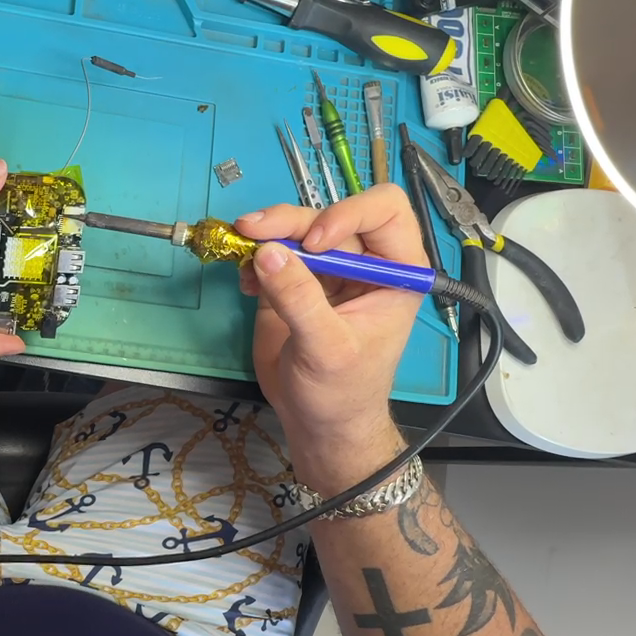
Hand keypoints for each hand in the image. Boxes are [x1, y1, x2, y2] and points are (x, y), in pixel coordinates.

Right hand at [236, 184, 426, 492]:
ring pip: (294, 231)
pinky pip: (269, 255)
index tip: (313, 242)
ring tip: (240, 251)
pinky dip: (251, 260)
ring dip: (264, 235)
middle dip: (289, 221)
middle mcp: (361, 262)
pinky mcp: (289, 284)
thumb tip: (265, 253)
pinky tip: (244, 281)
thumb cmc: (342, 392)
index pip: (383, 212)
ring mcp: (323, 272)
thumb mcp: (327, 348)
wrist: (317, 423)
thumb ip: (300, 299)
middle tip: (249, 229)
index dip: (347, 214)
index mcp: (395, 271)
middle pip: (326, 216)